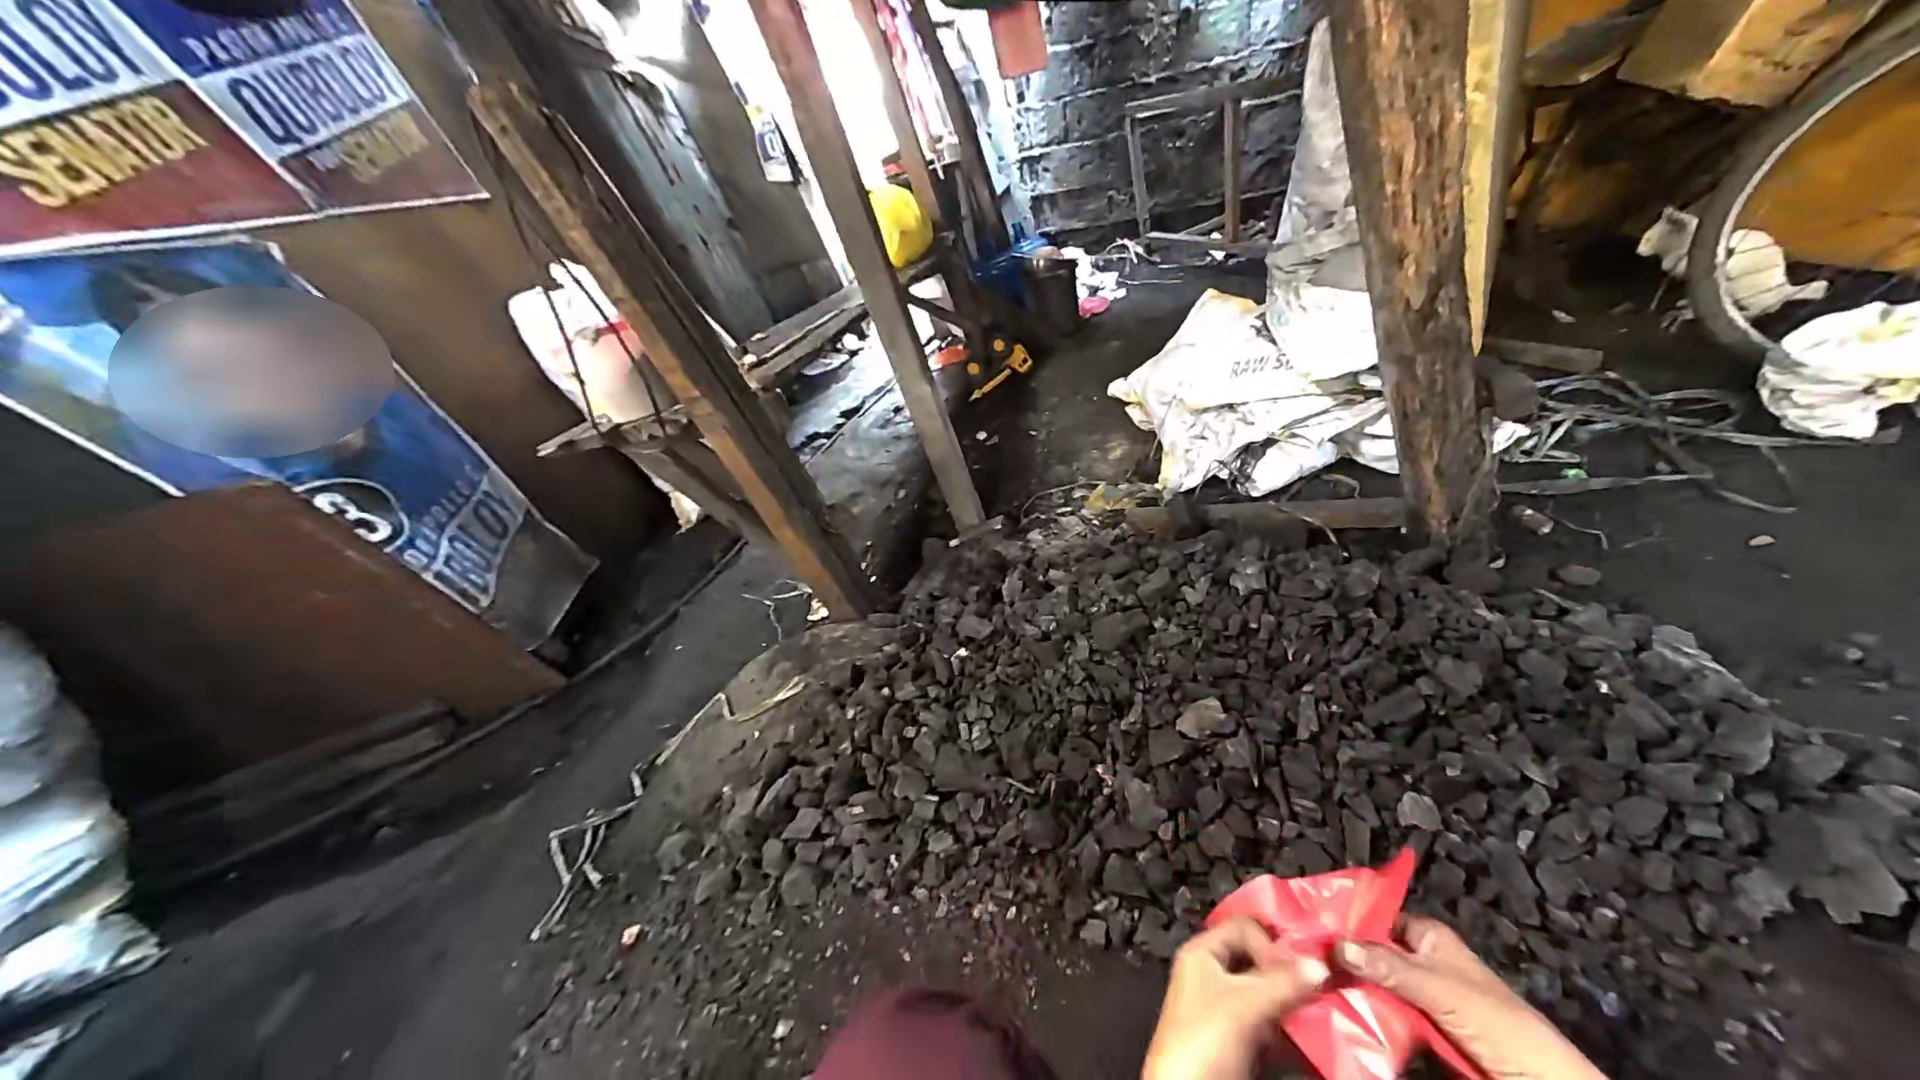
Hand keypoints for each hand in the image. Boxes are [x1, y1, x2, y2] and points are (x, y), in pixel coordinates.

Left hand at [1142, 917, 1329, 1079]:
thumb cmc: (1204, 1042)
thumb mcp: (1245, 1005)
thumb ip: (1284, 982)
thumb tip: (1320, 963)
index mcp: (1202, 954)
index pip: (1244, 928)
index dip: (1273, 942)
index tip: (1304, 964)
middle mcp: (1213, 976)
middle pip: (1259, 963)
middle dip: (1292, 974)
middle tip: (1327, 984)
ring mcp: (1226, 1010)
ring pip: (1268, 996)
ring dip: (1296, 1004)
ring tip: (1328, 1011)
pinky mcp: (1239, 1042)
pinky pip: (1272, 1028)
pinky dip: (1292, 1032)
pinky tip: (1316, 1039)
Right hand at [1334, 916, 1608, 1079]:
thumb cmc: (1497, 1022)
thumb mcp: (1440, 988)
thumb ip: (1388, 965)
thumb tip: (1334, 943)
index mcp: (1429, 937)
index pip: (1377, 918)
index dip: (1347, 921)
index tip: (1311, 926)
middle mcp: (1421, 960)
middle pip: (1371, 953)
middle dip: (1344, 958)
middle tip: (1306, 959)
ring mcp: (1420, 995)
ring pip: (1373, 984)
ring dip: (1350, 987)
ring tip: (1313, 984)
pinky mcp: (1420, 1027)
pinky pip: (1382, 1013)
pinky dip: (1363, 1013)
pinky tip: (1336, 1010)